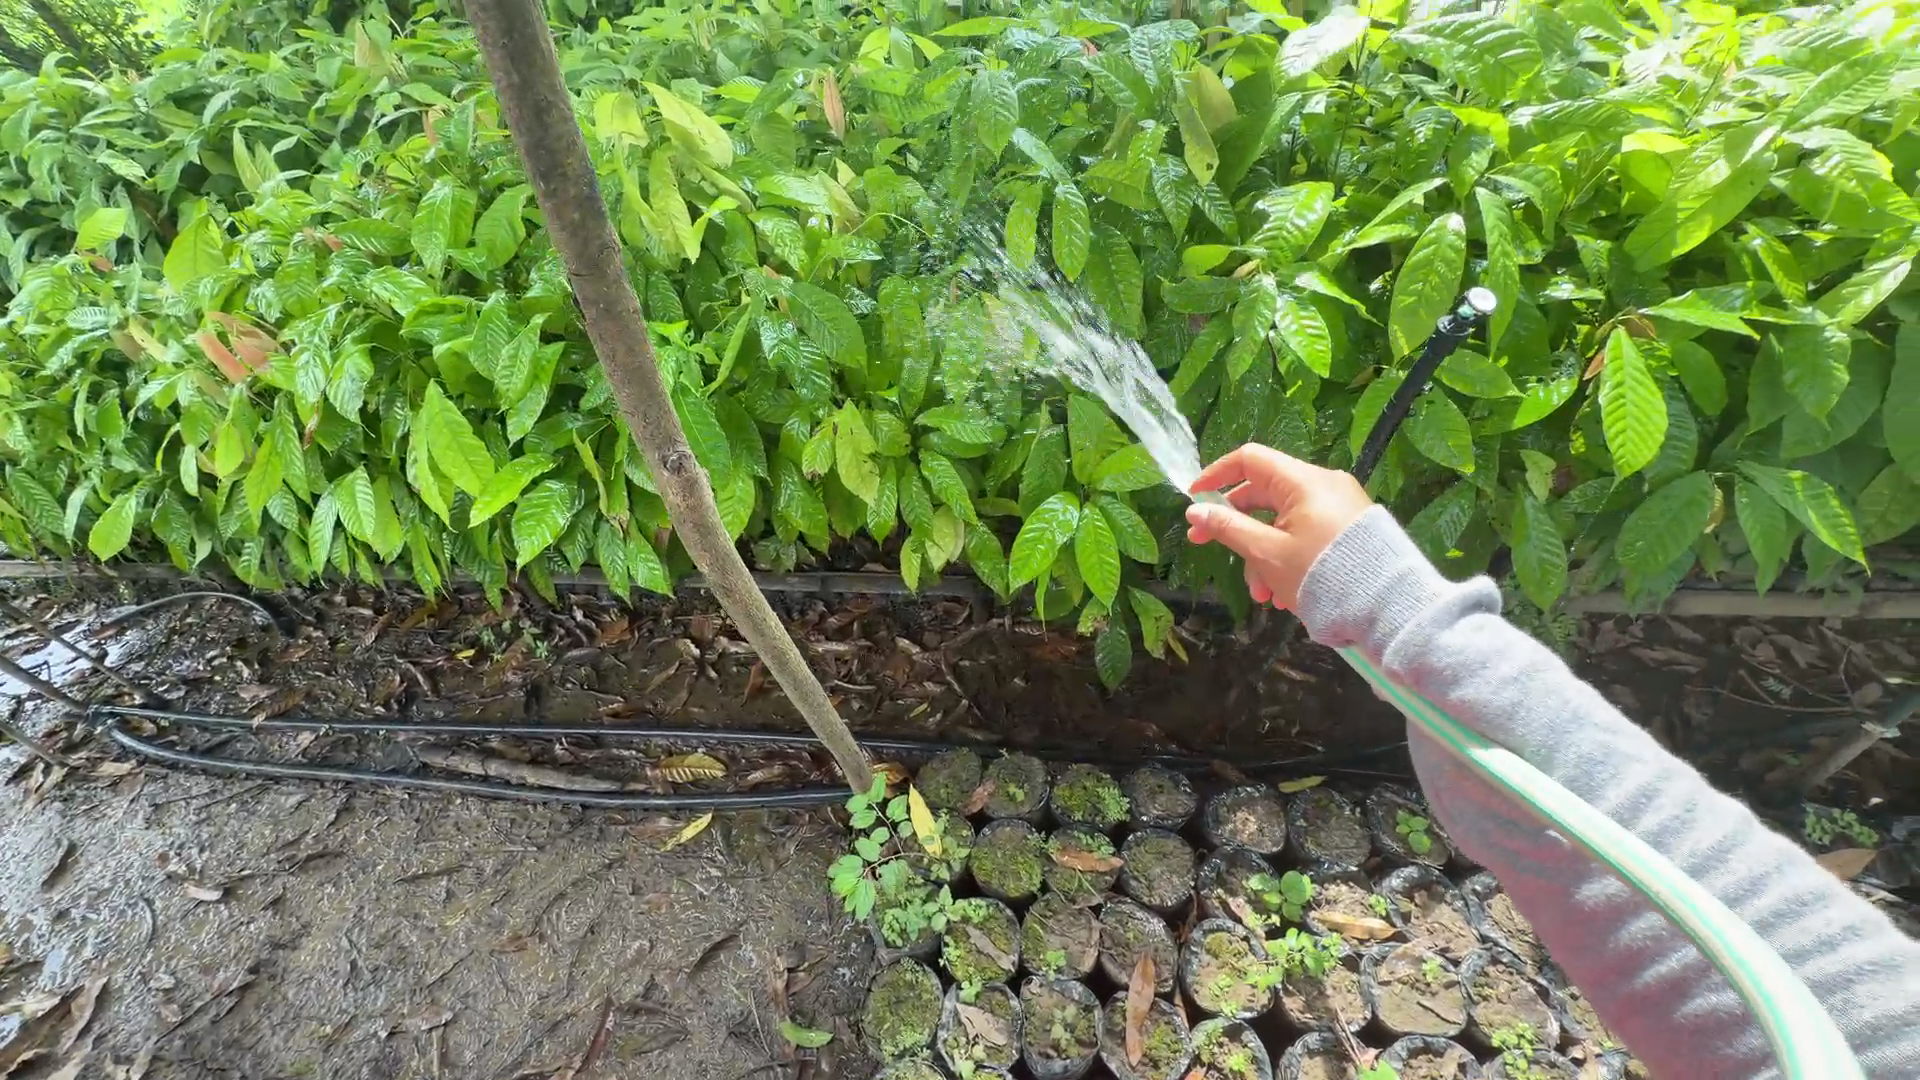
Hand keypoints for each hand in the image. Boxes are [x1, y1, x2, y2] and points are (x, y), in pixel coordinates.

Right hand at [1184, 444, 1372, 609]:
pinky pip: (1304, 534)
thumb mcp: (1266, 552)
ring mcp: (1338, 507)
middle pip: (1262, 494)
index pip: (1249, 459)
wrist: (1388, 608)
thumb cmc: (1320, 574)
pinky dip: (1285, 557)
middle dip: (1235, 527)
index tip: (1195, 499)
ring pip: (1281, 521)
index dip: (1217, 475)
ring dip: (1260, 554)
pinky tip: (1282, 593)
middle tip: (1205, 546)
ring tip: (1261, 593)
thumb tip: (1195, 510)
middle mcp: (1323, 485)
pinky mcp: (1348, 529)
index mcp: (1303, 482)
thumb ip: (1227, 527)